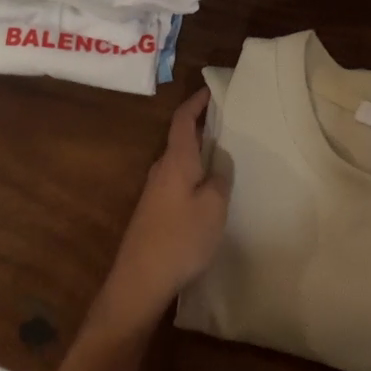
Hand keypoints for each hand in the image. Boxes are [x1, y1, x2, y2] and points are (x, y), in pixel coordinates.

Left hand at [95, 89, 229, 327]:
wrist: (140, 280)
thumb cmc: (180, 238)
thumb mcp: (214, 208)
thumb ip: (220, 180)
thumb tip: (219, 164)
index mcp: (176, 160)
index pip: (183, 119)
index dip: (196, 102)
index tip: (211, 90)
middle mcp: (161, 169)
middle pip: (181, 139)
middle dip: (202, 127)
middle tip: (229, 124)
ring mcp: (155, 191)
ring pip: (179, 162)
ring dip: (199, 154)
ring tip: (225, 157)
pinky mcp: (154, 212)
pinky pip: (177, 181)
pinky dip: (193, 176)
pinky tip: (208, 192)